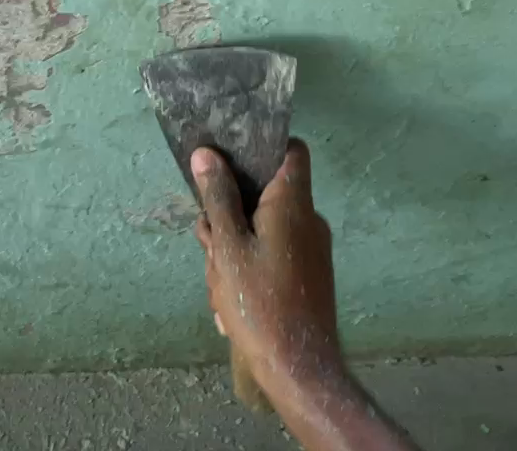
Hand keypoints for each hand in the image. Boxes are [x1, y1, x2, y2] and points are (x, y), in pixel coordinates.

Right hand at [192, 139, 346, 403]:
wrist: (300, 372)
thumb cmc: (260, 302)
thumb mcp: (227, 246)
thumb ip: (217, 197)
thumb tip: (206, 153)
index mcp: (292, 204)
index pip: (291, 150)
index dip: (261, 144)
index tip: (228, 154)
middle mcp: (307, 220)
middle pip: (262, 194)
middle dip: (228, 213)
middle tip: (210, 245)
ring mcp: (309, 249)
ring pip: (259, 227)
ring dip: (232, 247)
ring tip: (220, 283)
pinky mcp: (306, 274)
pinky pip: (270, 252)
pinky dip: (247, 265)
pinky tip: (231, 297)